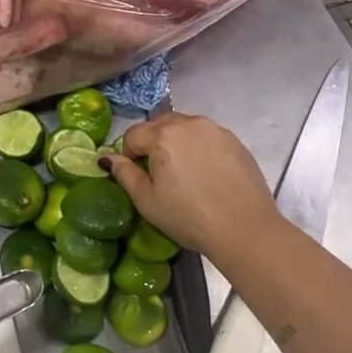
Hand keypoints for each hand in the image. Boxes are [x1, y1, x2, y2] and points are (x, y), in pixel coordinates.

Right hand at [102, 112, 278, 257]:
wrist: (245, 229)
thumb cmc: (189, 217)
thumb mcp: (147, 201)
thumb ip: (125, 174)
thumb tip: (106, 158)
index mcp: (163, 135)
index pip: (133, 135)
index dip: (129, 156)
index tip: (139, 177)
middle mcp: (188, 123)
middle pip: (159, 125)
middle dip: (152, 144)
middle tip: (160, 175)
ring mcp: (215, 130)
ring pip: (184, 128)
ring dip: (176, 143)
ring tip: (185, 173)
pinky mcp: (235, 141)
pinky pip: (206, 136)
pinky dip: (199, 148)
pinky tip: (206, 174)